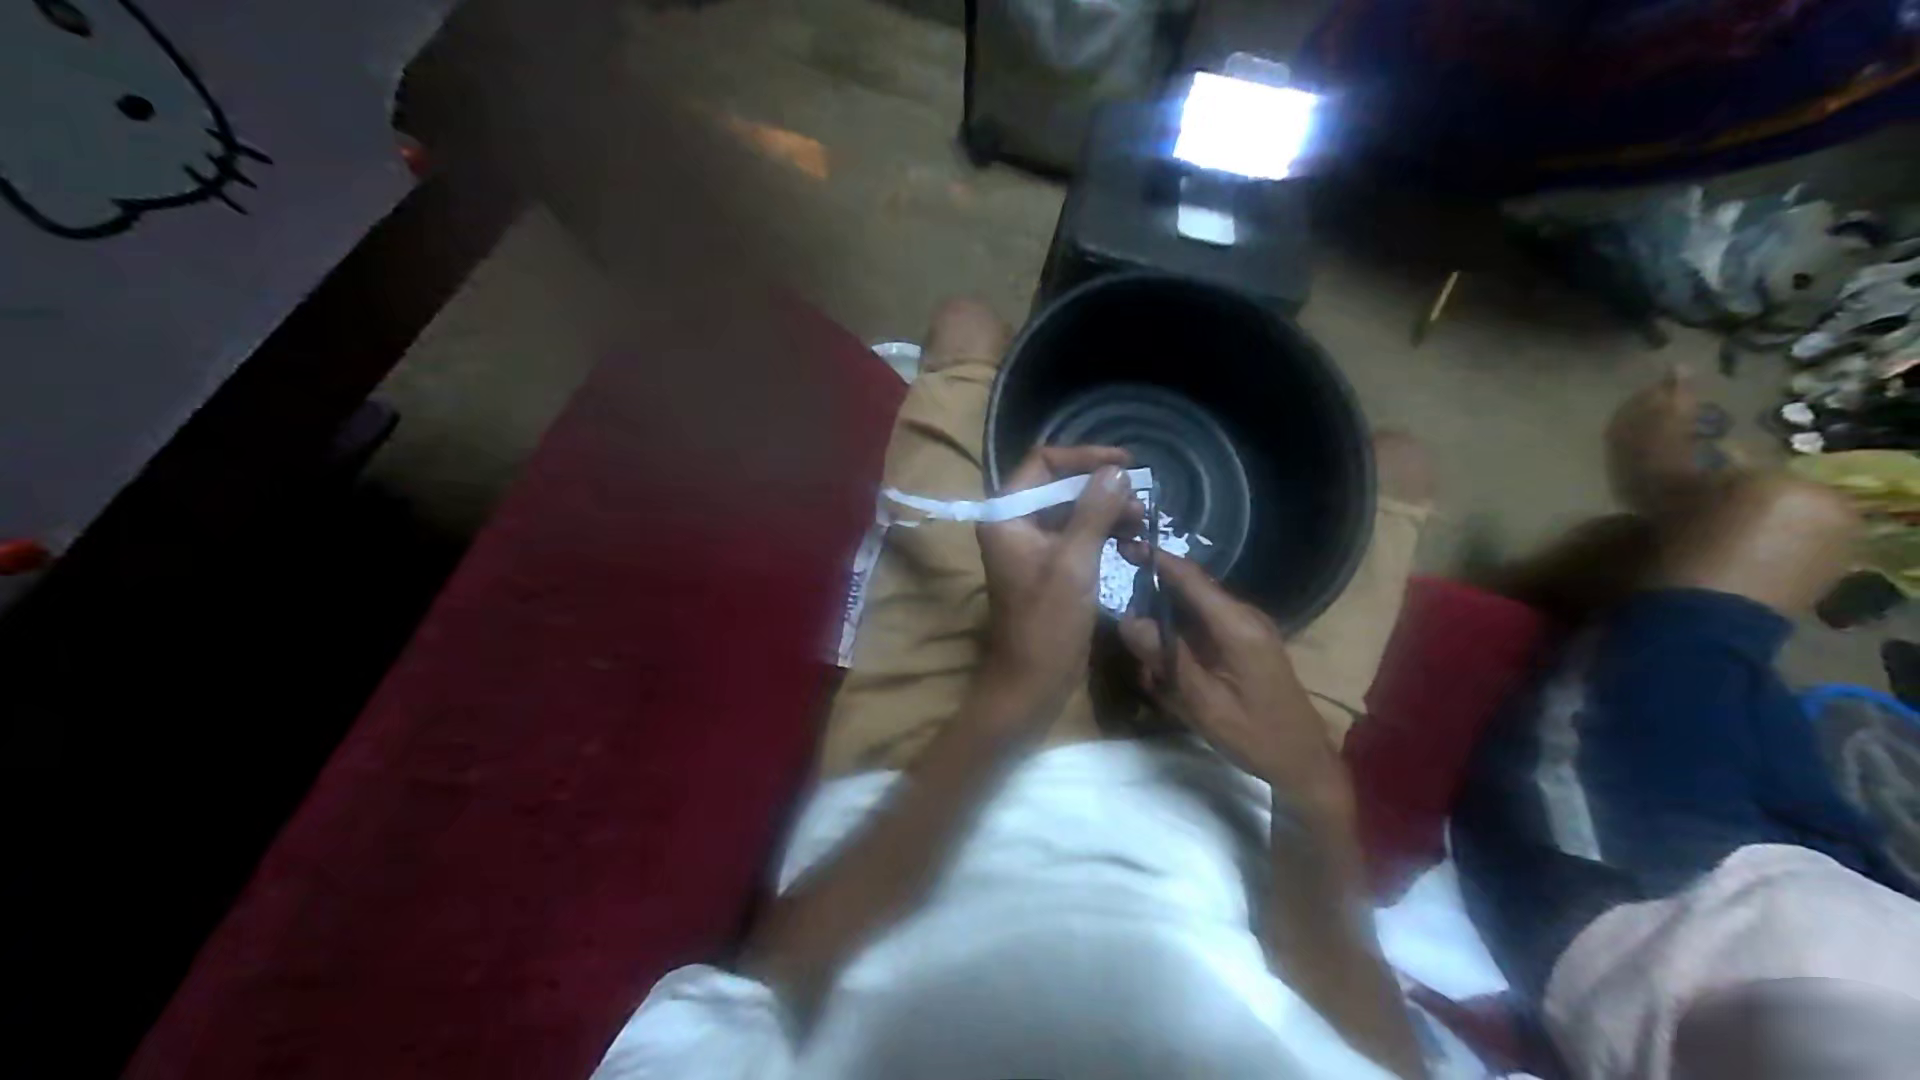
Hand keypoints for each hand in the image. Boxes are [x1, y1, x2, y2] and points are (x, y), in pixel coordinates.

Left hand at [975, 445, 1141, 726]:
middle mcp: (1014, 523)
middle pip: (1060, 485)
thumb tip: (1117, 471)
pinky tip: (1131, 539)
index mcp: (1006, 515)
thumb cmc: (1047, 623)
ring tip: (1143, 523)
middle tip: (1142, 502)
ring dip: (1107, 511)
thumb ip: (1094, 512)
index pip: (1043, 463)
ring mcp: (1031, 545)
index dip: (1084, 457)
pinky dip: (1102, 532)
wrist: (1031, 680)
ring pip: (1072, 511)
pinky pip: (1076, 535)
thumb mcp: (1074, 563)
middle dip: (1102, 488)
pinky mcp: (1049, 565)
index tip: (1127, 463)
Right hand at [1114, 549, 1348, 807]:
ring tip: (1149, 668)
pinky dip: (1180, 641)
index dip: (1156, 558)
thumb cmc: (1254, 735)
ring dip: (1166, 627)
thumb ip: (1166, 657)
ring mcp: (1247, 628)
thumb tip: (1129, 619)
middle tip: (1126, 629)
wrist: (1303, 761)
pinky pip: (1204, 627)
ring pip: (1193, 610)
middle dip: (1153, 601)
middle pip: (1189, 590)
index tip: (1123, 545)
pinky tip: (1169, 673)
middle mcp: (1244, 617)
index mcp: (1237, 626)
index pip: (1190, 577)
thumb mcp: (1203, 703)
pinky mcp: (1246, 641)